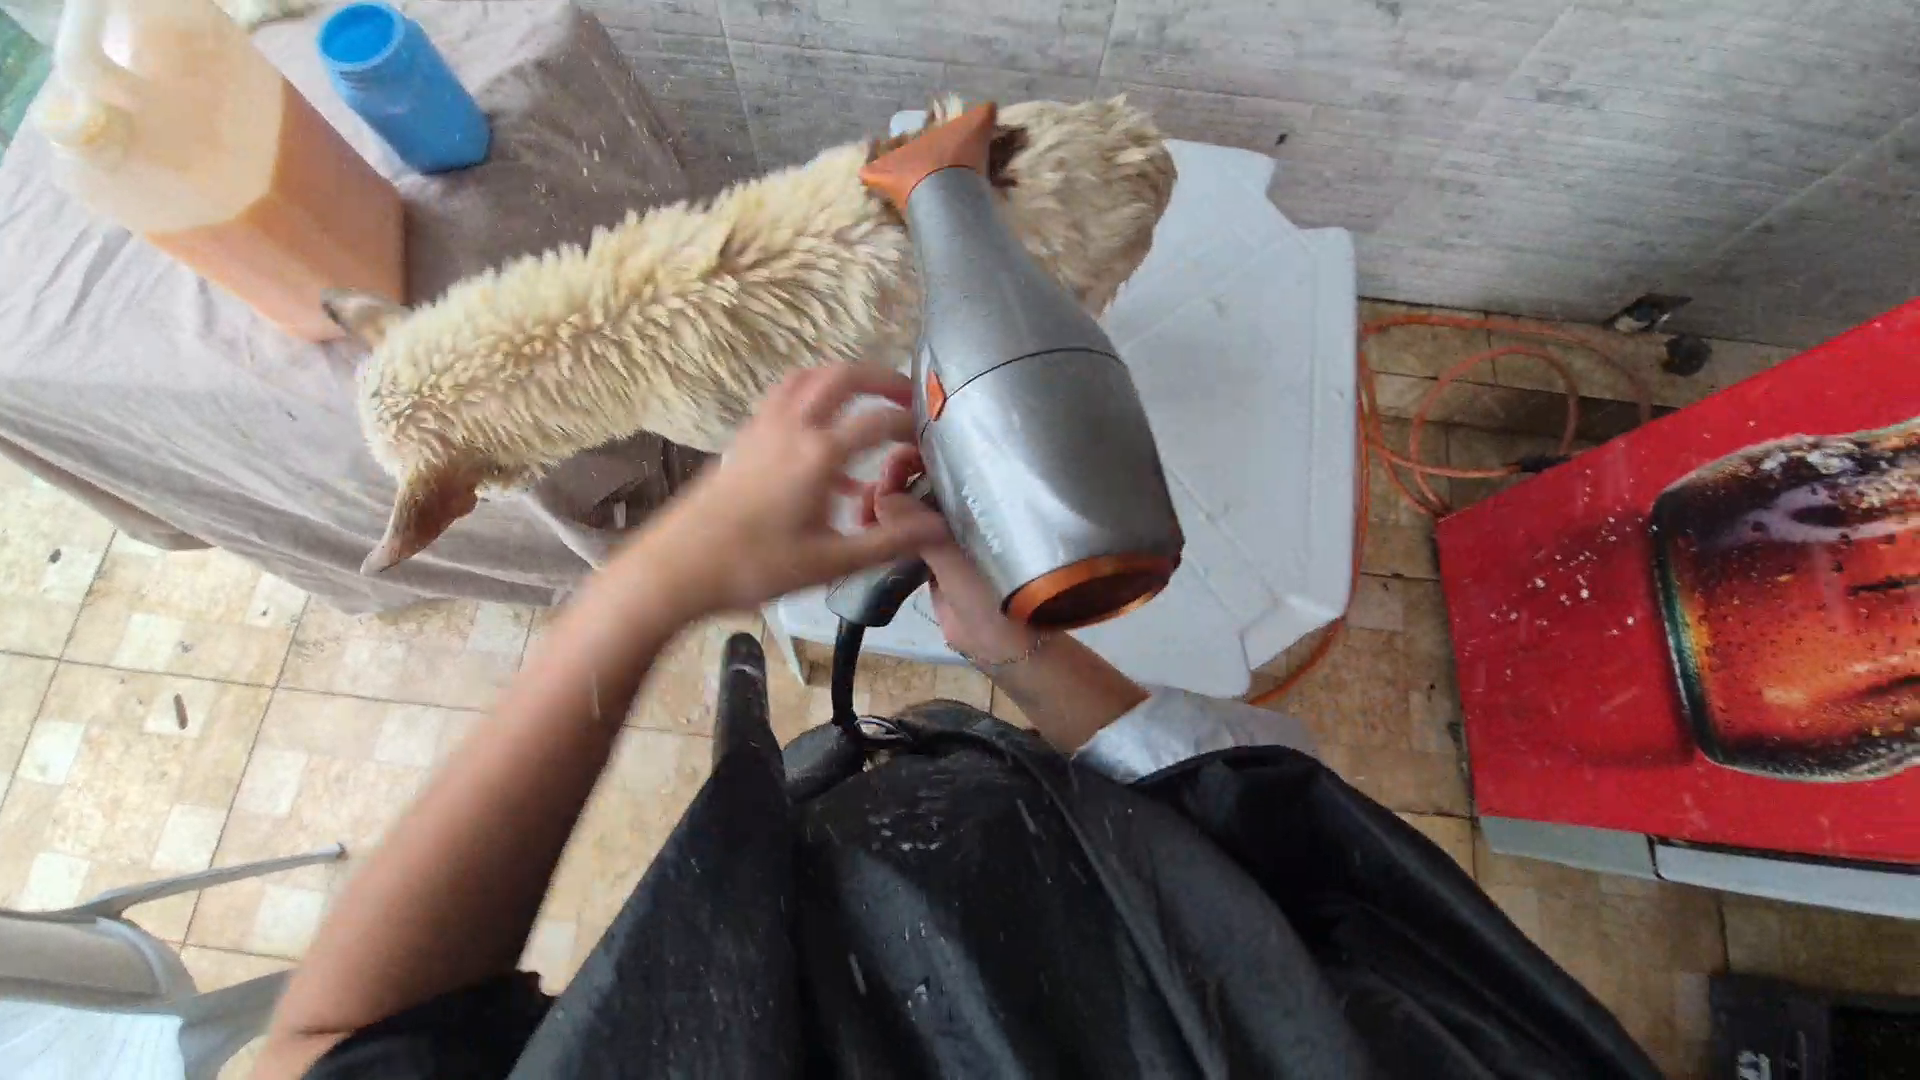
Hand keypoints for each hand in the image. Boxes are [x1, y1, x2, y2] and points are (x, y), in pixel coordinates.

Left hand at [634, 365, 947, 614]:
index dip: (911, 424)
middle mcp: (791, 428)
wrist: (676, 569)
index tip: (930, 438)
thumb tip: (940, 528)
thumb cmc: (754, 568)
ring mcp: (762, 428)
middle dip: (881, 378)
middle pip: (842, 376)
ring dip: (842, 379)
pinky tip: (819, 435)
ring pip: (808, 378)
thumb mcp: (831, 562)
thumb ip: (889, 541)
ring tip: (867, 399)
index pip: (879, 420)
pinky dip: (811, 397)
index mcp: (818, 454)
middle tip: (907, 394)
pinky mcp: (743, 438)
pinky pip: (783, 398)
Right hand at [865, 446, 1044, 664]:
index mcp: (982, 502)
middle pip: (922, 480)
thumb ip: (924, 535)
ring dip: (883, 504)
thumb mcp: (959, 565)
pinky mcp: (933, 557)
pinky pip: (905, 533)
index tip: (890, 465)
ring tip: (860, 514)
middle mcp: (964, 510)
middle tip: (865, 496)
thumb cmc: (995, 603)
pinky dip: (885, 528)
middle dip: (892, 481)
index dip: (917, 457)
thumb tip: (882, 496)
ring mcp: (947, 533)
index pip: (947, 463)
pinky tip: (865, 527)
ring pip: (910, 506)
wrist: (1002, 649)